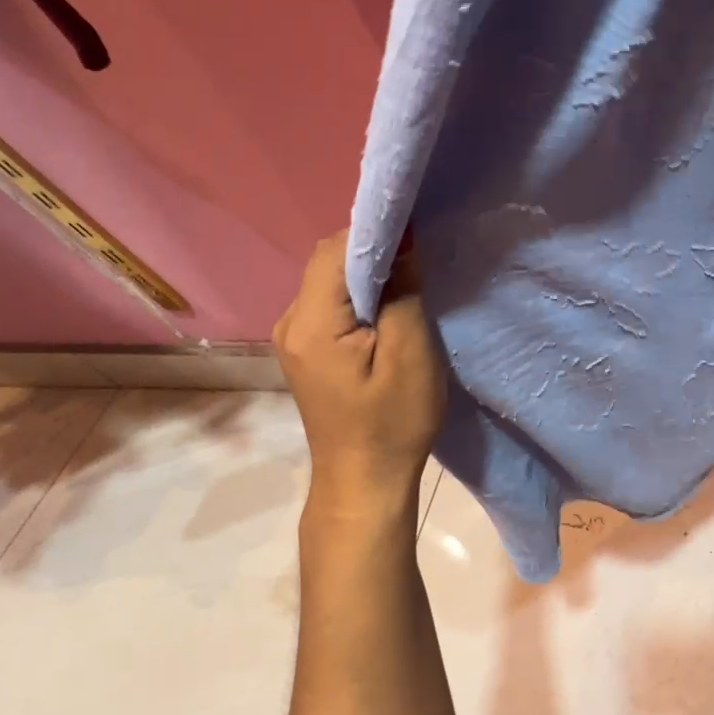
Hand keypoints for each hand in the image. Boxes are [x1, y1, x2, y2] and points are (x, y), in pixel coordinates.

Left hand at [274, 231, 445, 524]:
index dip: (378, 233)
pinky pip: (333, 303)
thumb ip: (403, 293)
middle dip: (376, 251)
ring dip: (371, 273)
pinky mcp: (307, 349)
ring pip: (333, 280)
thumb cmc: (393, 421)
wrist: (365, 481)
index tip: (420, 233)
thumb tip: (404, 240)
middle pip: (330, 261)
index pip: (337, 249)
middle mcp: (291, 321)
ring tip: (413, 282)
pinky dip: (362, 295)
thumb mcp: (410, 355)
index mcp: (311, 322)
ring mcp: (294, 336)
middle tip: (423, 259)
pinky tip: (391, 308)